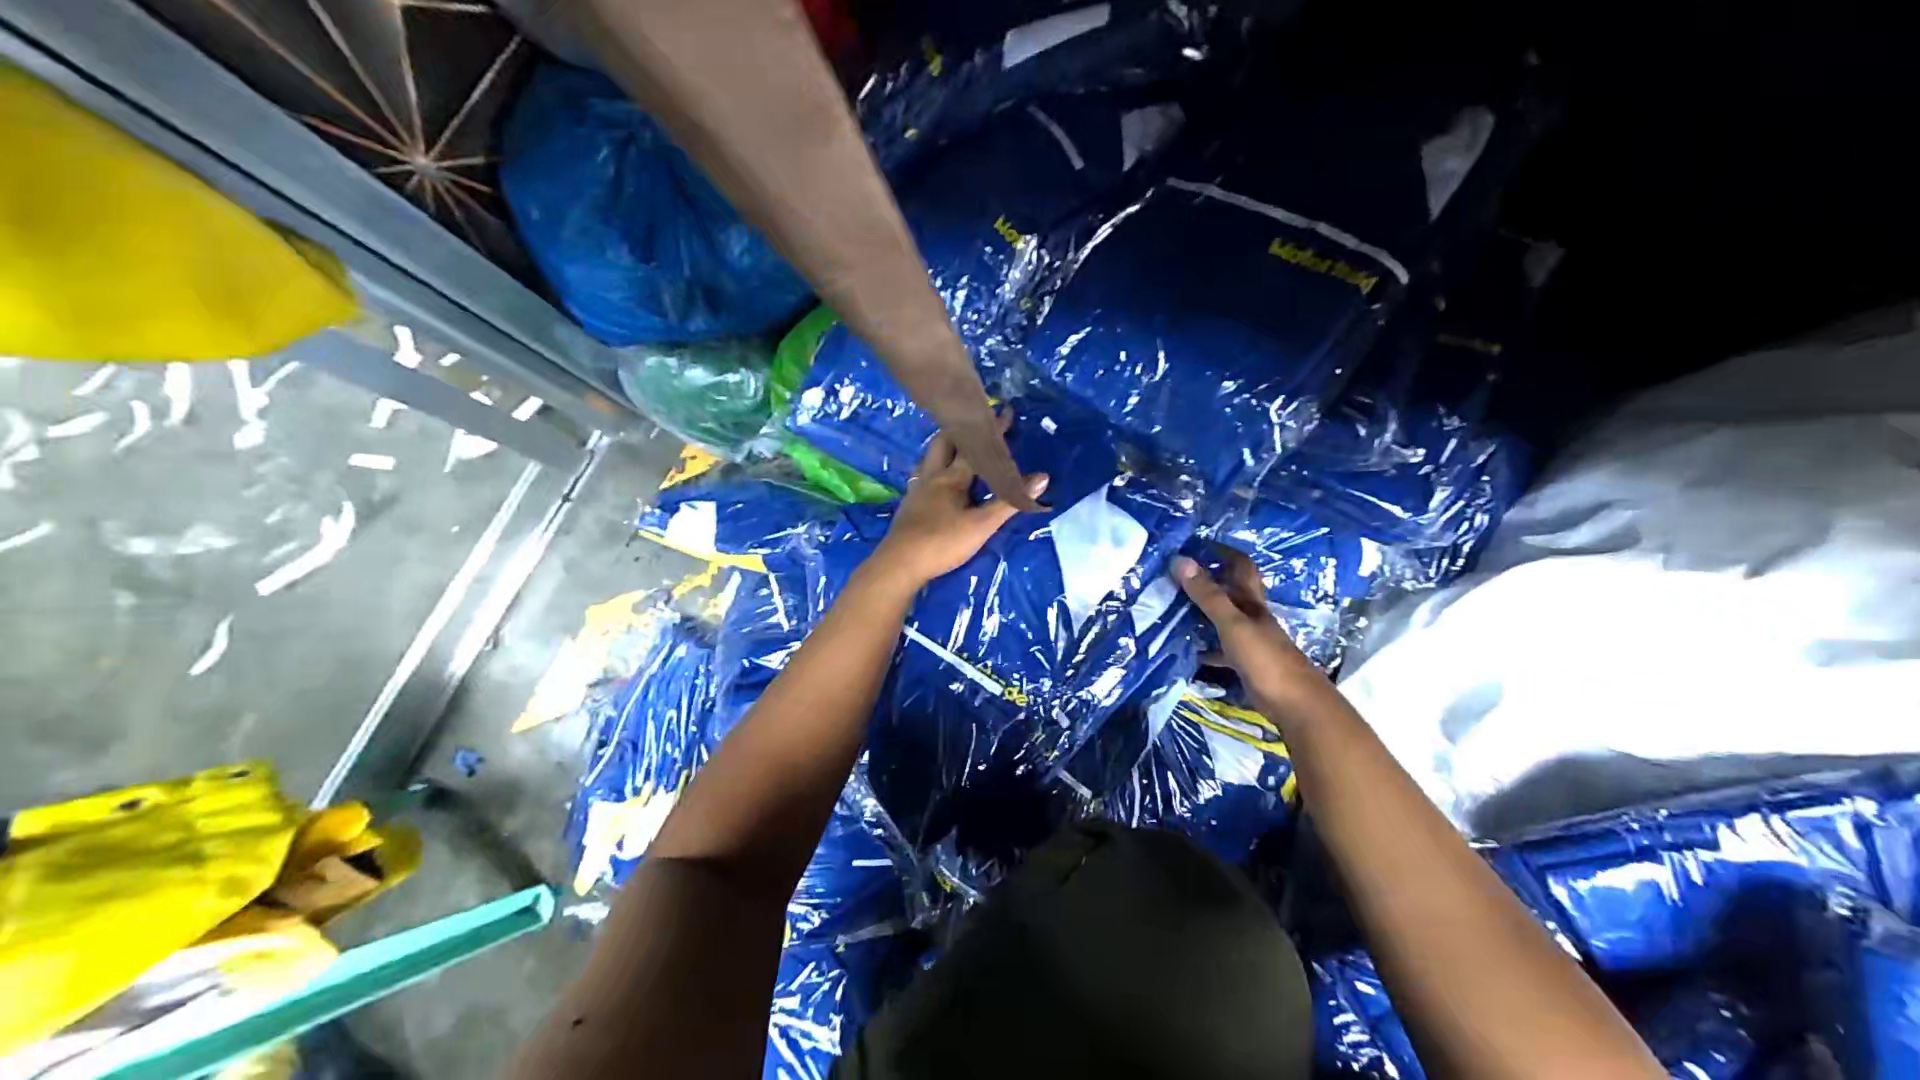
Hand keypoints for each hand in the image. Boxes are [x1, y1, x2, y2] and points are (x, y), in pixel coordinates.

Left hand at [868, 423, 1049, 589]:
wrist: (898, 565)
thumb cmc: (941, 542)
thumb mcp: (981, 525)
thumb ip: (1008, 502)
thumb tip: (1042, 477)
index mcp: (950, 477)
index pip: (974, 448)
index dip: (992, 431)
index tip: (1005, 412)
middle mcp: (931, 476)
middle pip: (943, 443)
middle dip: (960, 431)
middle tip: (975, 425)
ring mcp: (916, 491)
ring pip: (930, 459)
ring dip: (945, 449)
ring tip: (959, 448)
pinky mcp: (909, 506)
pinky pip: (924, 476)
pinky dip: (936, 469)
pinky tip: (939, 481)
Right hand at [1173, 549, 1328, 713]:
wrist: (1294, 702)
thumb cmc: (1265, 658)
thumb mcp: (1232, 623)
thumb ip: (1207, 595)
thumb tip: (1180, 560)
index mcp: (1252, 602)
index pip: (1241, 566)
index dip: (1223, 552)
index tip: (1197, 544)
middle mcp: (1251, 616)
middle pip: (1229, 591)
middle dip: (1207, 580)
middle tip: (1175, 576)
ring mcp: (1248, 640)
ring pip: (1222, 618)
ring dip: (1202, 612)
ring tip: (1172, 607)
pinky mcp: (1243, 662)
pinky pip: (1219, 647)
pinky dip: (1204, 645)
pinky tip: (1186, 648)